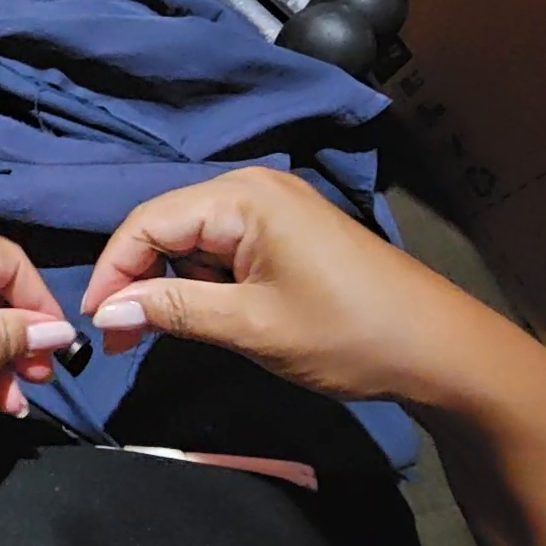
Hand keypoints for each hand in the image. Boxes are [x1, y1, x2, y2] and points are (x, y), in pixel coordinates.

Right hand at [79, 167, 519, 405]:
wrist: (452, 357)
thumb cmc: (351, 334)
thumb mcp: (252, 326)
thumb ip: (173, 310)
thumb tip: (106, 312)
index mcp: (241, 197)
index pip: (148, 223)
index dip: (112, 270)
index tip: (94, 320)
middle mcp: (248, 189)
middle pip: (163, 227)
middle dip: (134, 279)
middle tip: (117, 334)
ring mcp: (267, 208)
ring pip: (186, 240)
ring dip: (164, 283)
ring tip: (147, 330)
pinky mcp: (279, 232)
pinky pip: (216, 249)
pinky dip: (195, 282)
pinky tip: (191, 312)